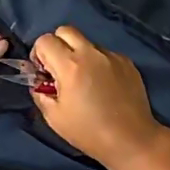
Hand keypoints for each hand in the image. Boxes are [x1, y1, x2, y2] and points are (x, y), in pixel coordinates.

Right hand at [30, 26, 166, 163]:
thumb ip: (40, 93)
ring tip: (84, 81)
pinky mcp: (127, 63)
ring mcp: (112, 56)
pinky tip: (102, 86)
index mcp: (70, 65)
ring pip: (87, 43)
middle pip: (66, 30)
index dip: (39, 54)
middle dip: (57, 45)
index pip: (45, 40)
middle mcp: (91, 53)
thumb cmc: (88, 132)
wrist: (131, 139)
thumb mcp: (54, 117)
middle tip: (59, 69)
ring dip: (79, 55)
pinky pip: (105, 54)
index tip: (44, 72)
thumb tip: (39, 82)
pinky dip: (97, 64)